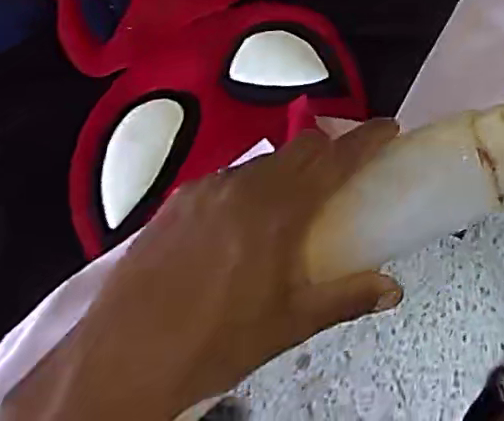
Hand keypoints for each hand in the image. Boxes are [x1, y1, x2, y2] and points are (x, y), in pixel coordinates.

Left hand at [6, 121, 404, 420]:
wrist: (109, 374)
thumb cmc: (212, 345)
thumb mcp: (290, 325)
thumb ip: (348, 299)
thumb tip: (394, 291)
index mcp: (281, 210)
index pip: (338, 155)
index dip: (369, 136)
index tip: (389, 129)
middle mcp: (245, 188)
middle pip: (304, 145)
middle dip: (331, 149)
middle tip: (344, 172)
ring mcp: (205, 192)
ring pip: (264, 160)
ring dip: (288, 168)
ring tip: (289, 201)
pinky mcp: (173, 206)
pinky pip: (226, 177)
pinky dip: (248, 185)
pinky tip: (239, 221)